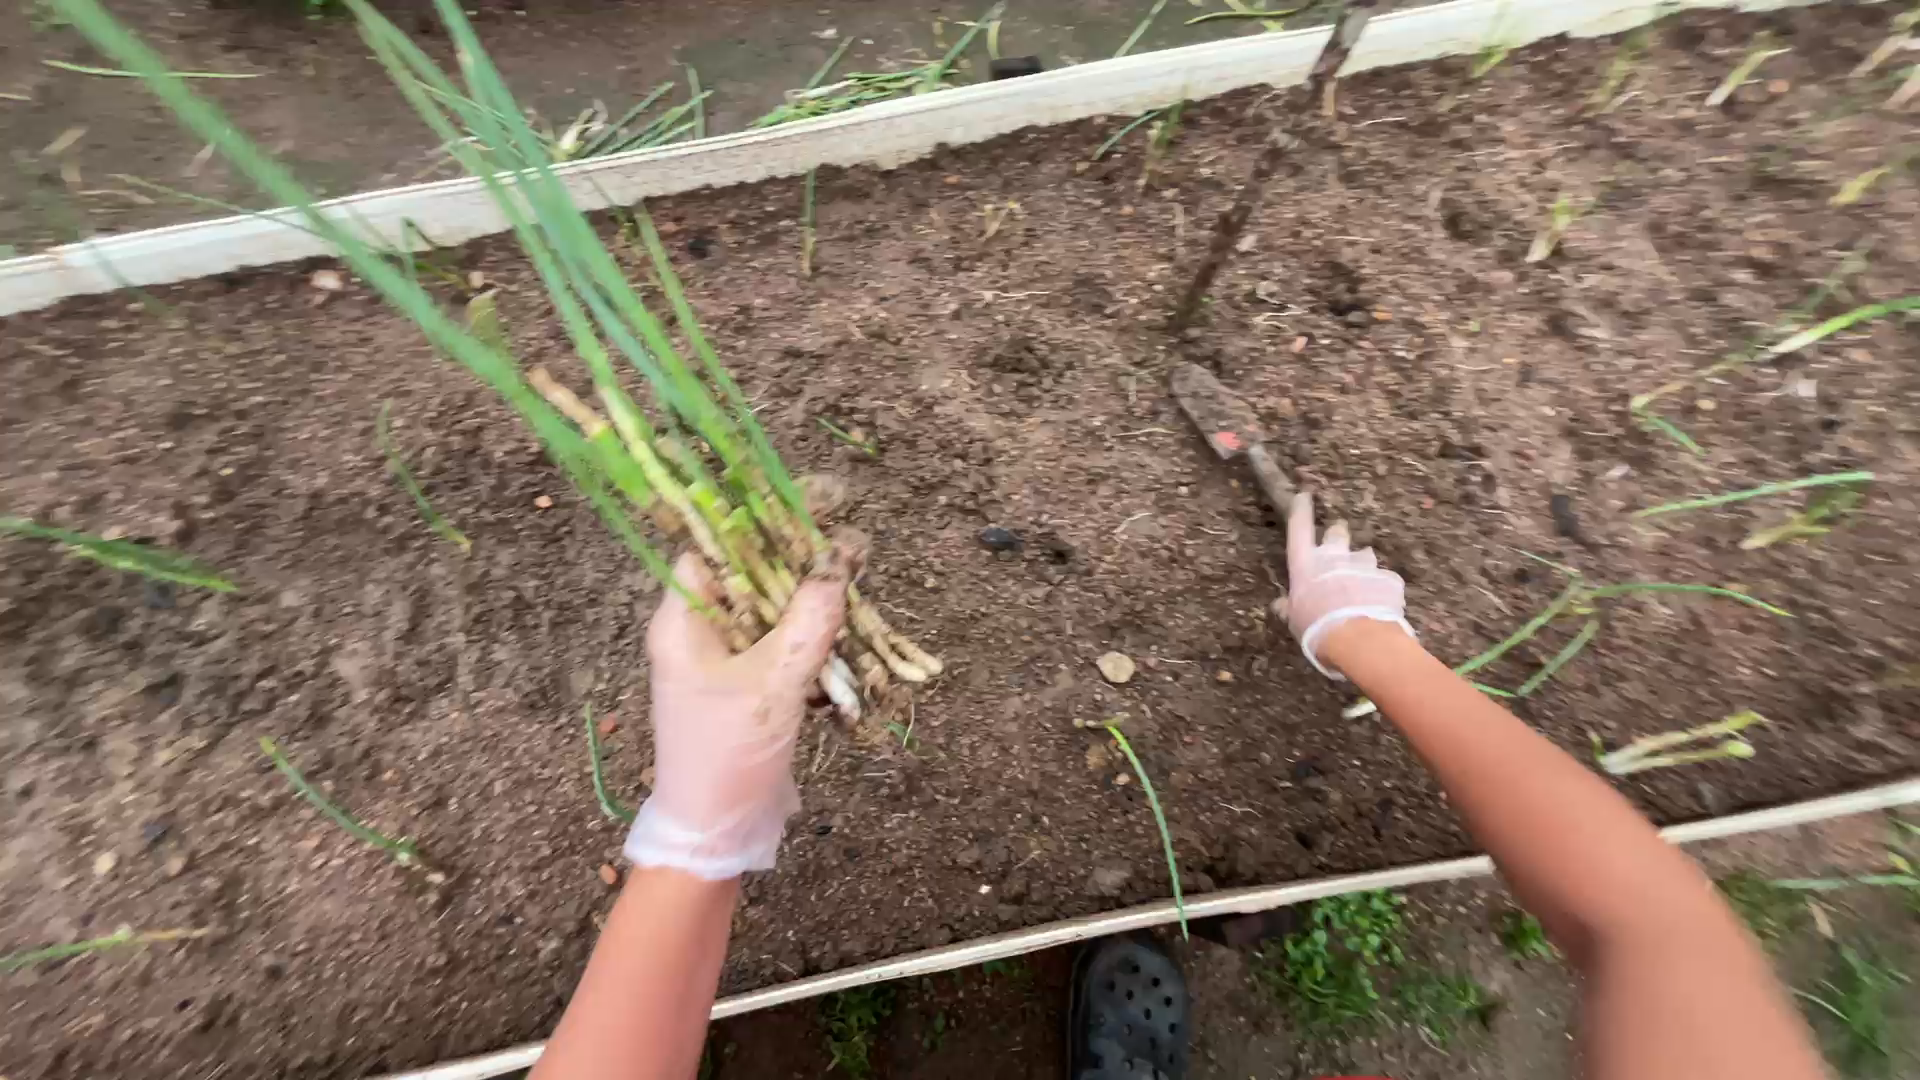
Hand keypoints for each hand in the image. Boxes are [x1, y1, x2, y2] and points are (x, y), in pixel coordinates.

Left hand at [624, 550, 850, 879]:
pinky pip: (785, 643)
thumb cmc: (728, 755)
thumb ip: (807, 622)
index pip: (713, 549)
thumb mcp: (772, 685)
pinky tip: (846, 637)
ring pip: (775, 609)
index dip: (759, 527)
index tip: (813, 514)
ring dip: (816, 602)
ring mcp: (728, 658)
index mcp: (685, 622)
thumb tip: (839, 561)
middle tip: (854, 551)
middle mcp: (702, 631)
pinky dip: (815, 638)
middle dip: (802, 563)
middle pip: (752, 576)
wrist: (718, 833)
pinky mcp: (752, 681)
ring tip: (858, 585)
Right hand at [1277, 491, 1412, 678]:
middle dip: (1337, 535)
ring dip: (1362, 565)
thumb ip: (1289, 608)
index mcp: (1305, 564)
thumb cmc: (1315, 627)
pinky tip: (1379, 604)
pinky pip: (1384, 579)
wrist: (1358, 638)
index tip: (1304, 495)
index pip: (1299, 528)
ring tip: (1362, 585)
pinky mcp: (1389, 578)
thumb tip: (1280, 605)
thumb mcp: (1294, 619)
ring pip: (1364, 555)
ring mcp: (1364, 565)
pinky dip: (1381, 588)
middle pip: (1337, 533)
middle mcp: (1334, 557)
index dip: (1301, 510)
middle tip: (1338, 545)